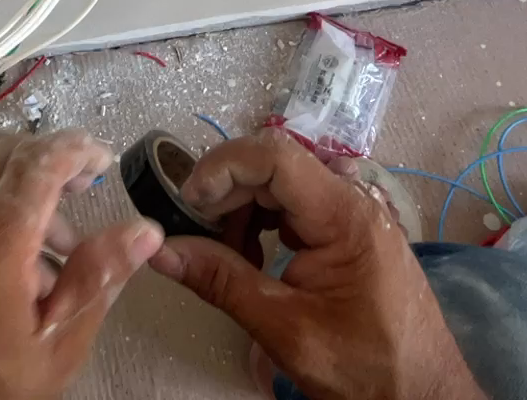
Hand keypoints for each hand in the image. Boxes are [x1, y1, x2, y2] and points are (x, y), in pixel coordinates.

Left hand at [0, 129, 164, 399]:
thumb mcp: (55, 347)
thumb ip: (97, 279)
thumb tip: (144, 230)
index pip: (39, 163)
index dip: (75, 149)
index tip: (103, 158)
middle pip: (6, 151)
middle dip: (48, 157)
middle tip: (80, 188)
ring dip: (19, 182)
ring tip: (51, 245)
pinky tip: (8, 251)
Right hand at [147, 130, 484, 399]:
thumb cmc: (367, 371)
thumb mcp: (287, 332)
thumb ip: (222, 282)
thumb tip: (159, 251)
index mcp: (345, 217)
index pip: (273, 156)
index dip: (222, 166)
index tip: (190, 201)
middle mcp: (351, 201)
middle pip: (270, 164)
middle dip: (225, 190)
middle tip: (196, 230)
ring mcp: (351, 214)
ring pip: (276, 181)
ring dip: (239, 206)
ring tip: (224, 252)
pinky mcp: (346, 231)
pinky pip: (290, 203)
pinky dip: (258, 220)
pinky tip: (249, 256)